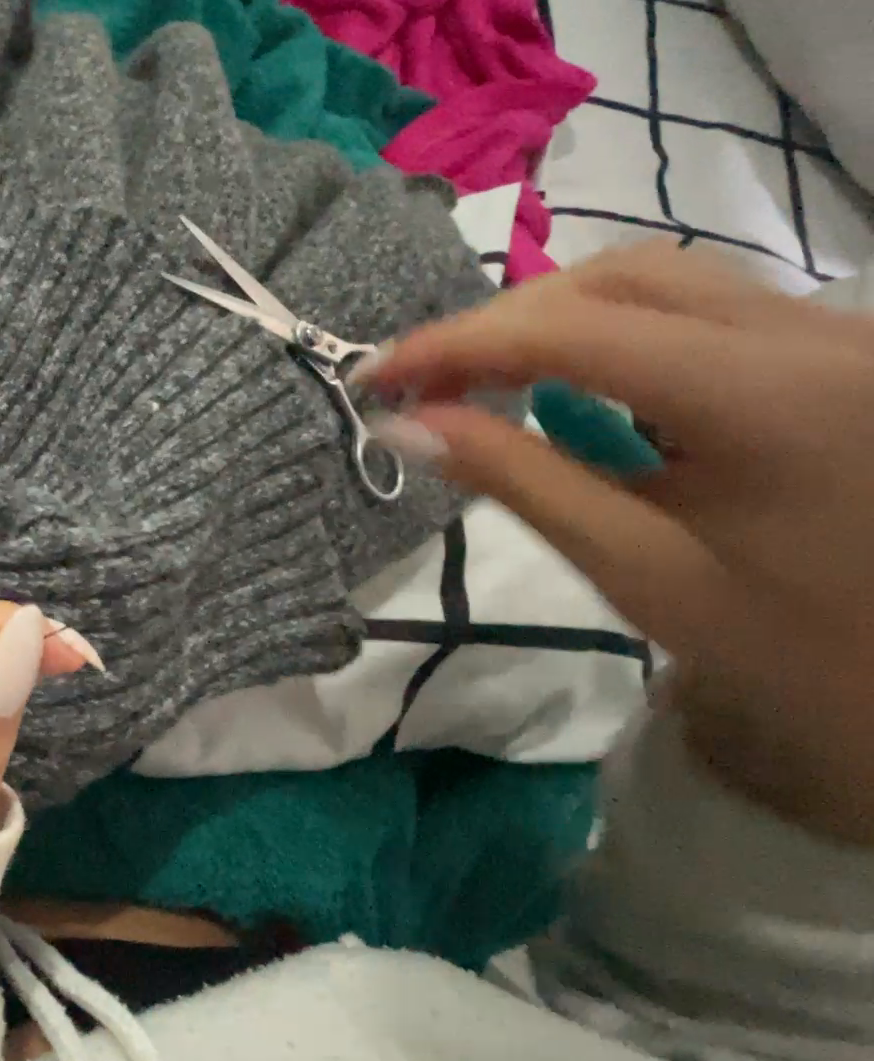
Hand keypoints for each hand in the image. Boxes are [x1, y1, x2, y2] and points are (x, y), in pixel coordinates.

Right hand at [355, 242, 873, 838]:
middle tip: (421, 382)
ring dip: (548, 318)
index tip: (371, 376)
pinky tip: (558, 381)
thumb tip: (405, 423)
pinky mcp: (834, 355)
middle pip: (621, 278)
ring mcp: (835, 337)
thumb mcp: (635, 568)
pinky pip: (696, 310)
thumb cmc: (790, 644)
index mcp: (772, 395)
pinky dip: (602, 331)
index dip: (456, 342)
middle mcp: (815, 335)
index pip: (574, 329)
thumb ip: (517, 479)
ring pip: (661, 282)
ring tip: (474, 379)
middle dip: (501, 321)